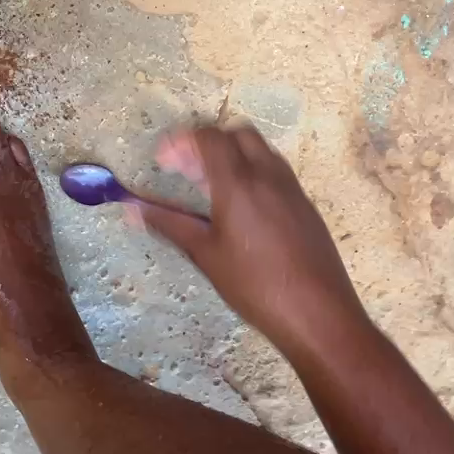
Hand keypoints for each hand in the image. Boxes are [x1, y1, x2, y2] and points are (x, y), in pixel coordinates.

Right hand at [132, 126, 370, 359]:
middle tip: (187, 169)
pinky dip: (253, 173)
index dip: (180, 142)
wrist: (322, 319)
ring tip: (211, 186)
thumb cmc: (255, 285)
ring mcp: (293, 191)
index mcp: (239, 183)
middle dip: (208, 142)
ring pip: (261, 151)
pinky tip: (241, 208)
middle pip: (238, 134)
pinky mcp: (307, 208)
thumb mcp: (204, 254)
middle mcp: (268, 176)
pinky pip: (276, 172)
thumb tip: (131, 208)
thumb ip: (168, 222)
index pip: (209, 138)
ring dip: (233, 155)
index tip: (163, 163)